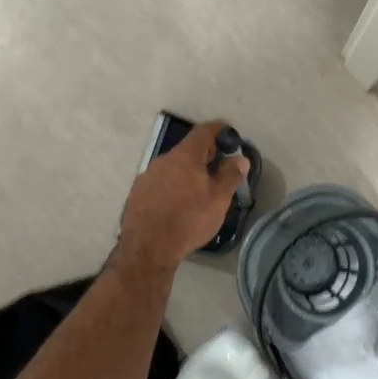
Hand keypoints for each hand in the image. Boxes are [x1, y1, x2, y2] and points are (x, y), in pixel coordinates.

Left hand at [116, 120, 250, 275]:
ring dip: (186, 174)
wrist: (147, 248)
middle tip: (218, 170)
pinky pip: (159, 184)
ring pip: (172, 168)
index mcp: (185, 156)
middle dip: (204, 157)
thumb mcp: (218, 199)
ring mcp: (147, 176)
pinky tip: (176, 207)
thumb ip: (231, 175)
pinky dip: (171, 188)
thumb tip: (240, 158)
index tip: (230, 135)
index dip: (219, 130)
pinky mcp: (137, 194)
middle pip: (187, 150)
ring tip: (197, 193)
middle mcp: (163, 160)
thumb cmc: (189, 219)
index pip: (204, 131)